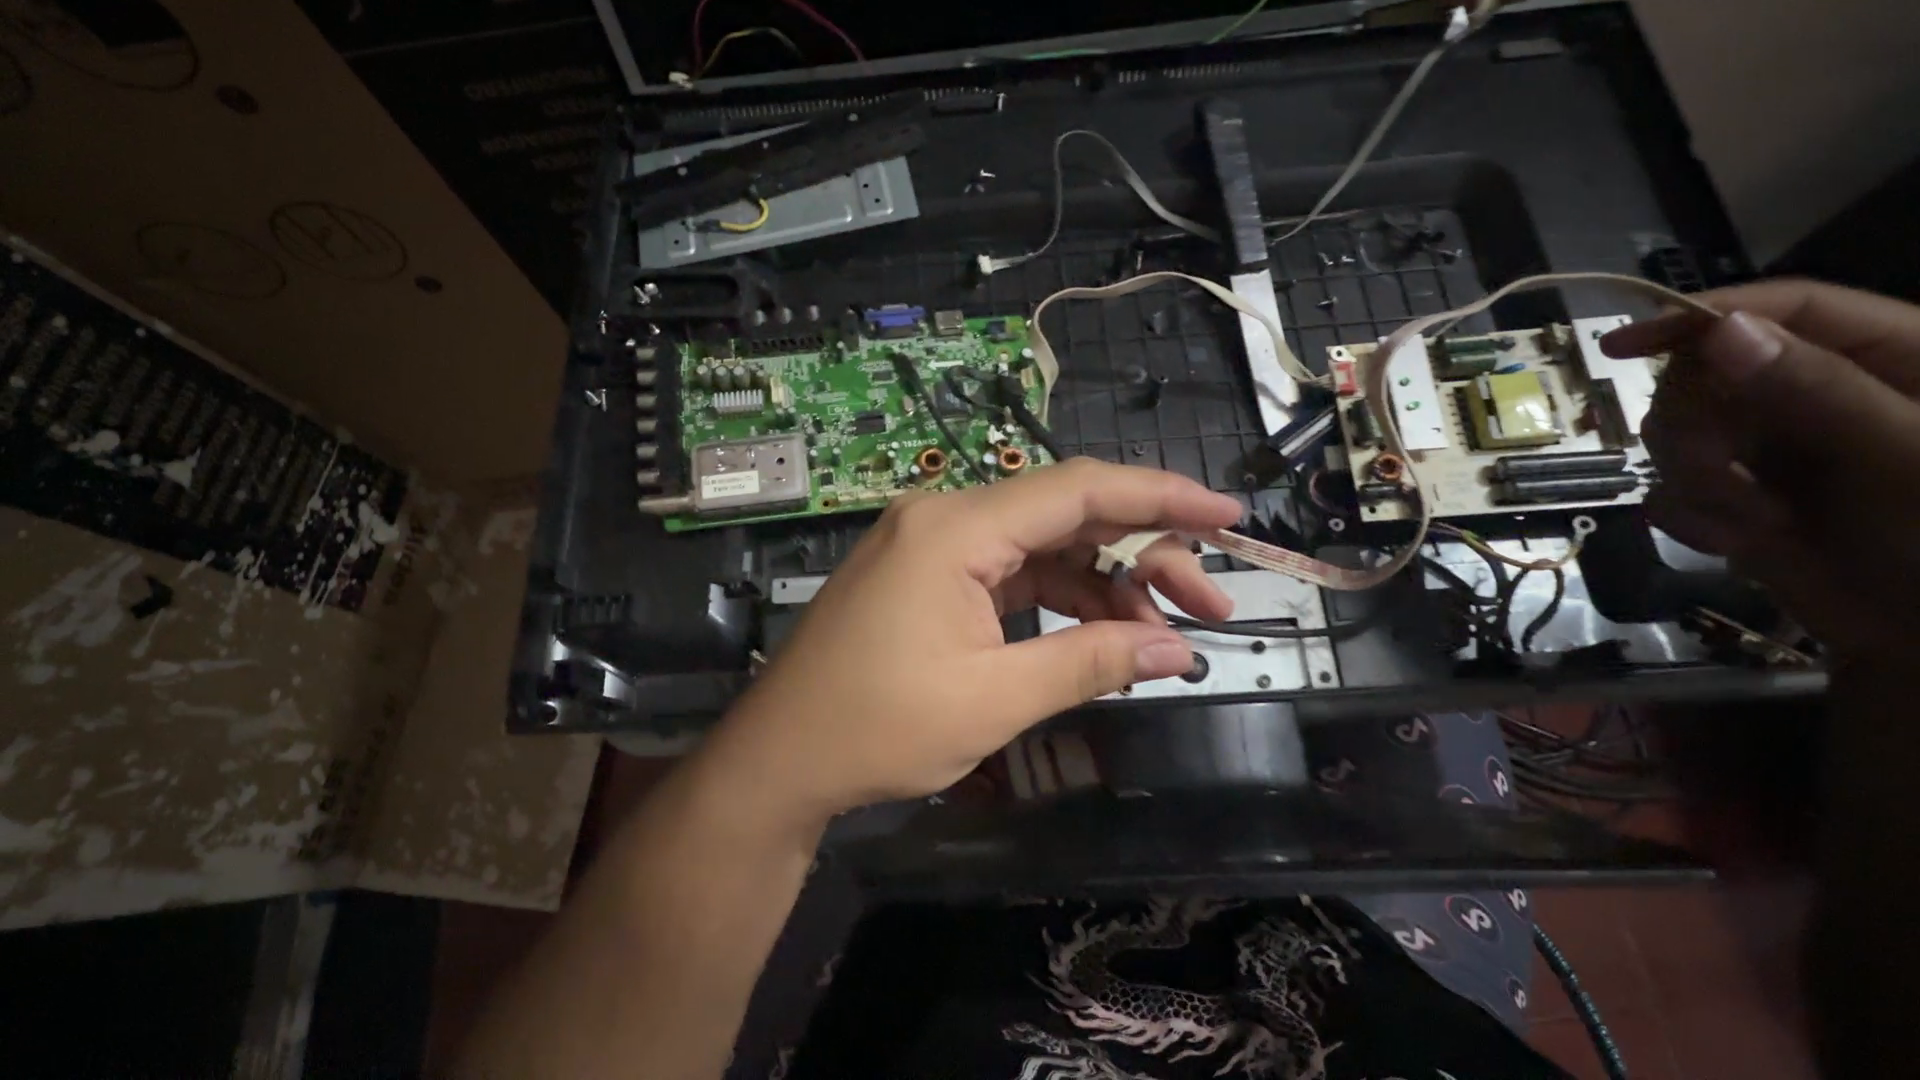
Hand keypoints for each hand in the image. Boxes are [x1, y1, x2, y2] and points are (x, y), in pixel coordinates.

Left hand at [698, 458, 1241, 818]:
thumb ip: (1090, 662)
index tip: (1226, 515)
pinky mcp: (930, 580)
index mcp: (956, 529)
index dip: (1161, 497)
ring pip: (1044, 548)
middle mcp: (945, 520)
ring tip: (1163, 635)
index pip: (1079, 489)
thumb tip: (1176, 649)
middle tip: (1209, 606)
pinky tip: (1104, 635)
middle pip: (1067, 516)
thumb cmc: (876, 727)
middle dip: (1144, 555)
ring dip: (1105, 585)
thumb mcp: (995, 699)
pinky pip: (1013, 576)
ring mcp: (934, 548)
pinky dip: (1061, 602)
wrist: (780, 762)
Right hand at [1600, 279, 1919, 664]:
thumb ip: (1819, 391)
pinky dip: (1690, 515)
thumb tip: (1720, 333)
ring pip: (1676, 432)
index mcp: (1888, 360)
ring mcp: (1772, 450)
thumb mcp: (1906, 460)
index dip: (1703, 317)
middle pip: (1706, 373)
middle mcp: (1818, 396)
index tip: (1621, 345)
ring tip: (1748, 520)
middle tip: (1721, 472)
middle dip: (1696, 426)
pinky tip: (1732, 541)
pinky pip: (1671, 488)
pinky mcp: (1736, 500)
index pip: (1787, 308)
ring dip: (1696, 478)